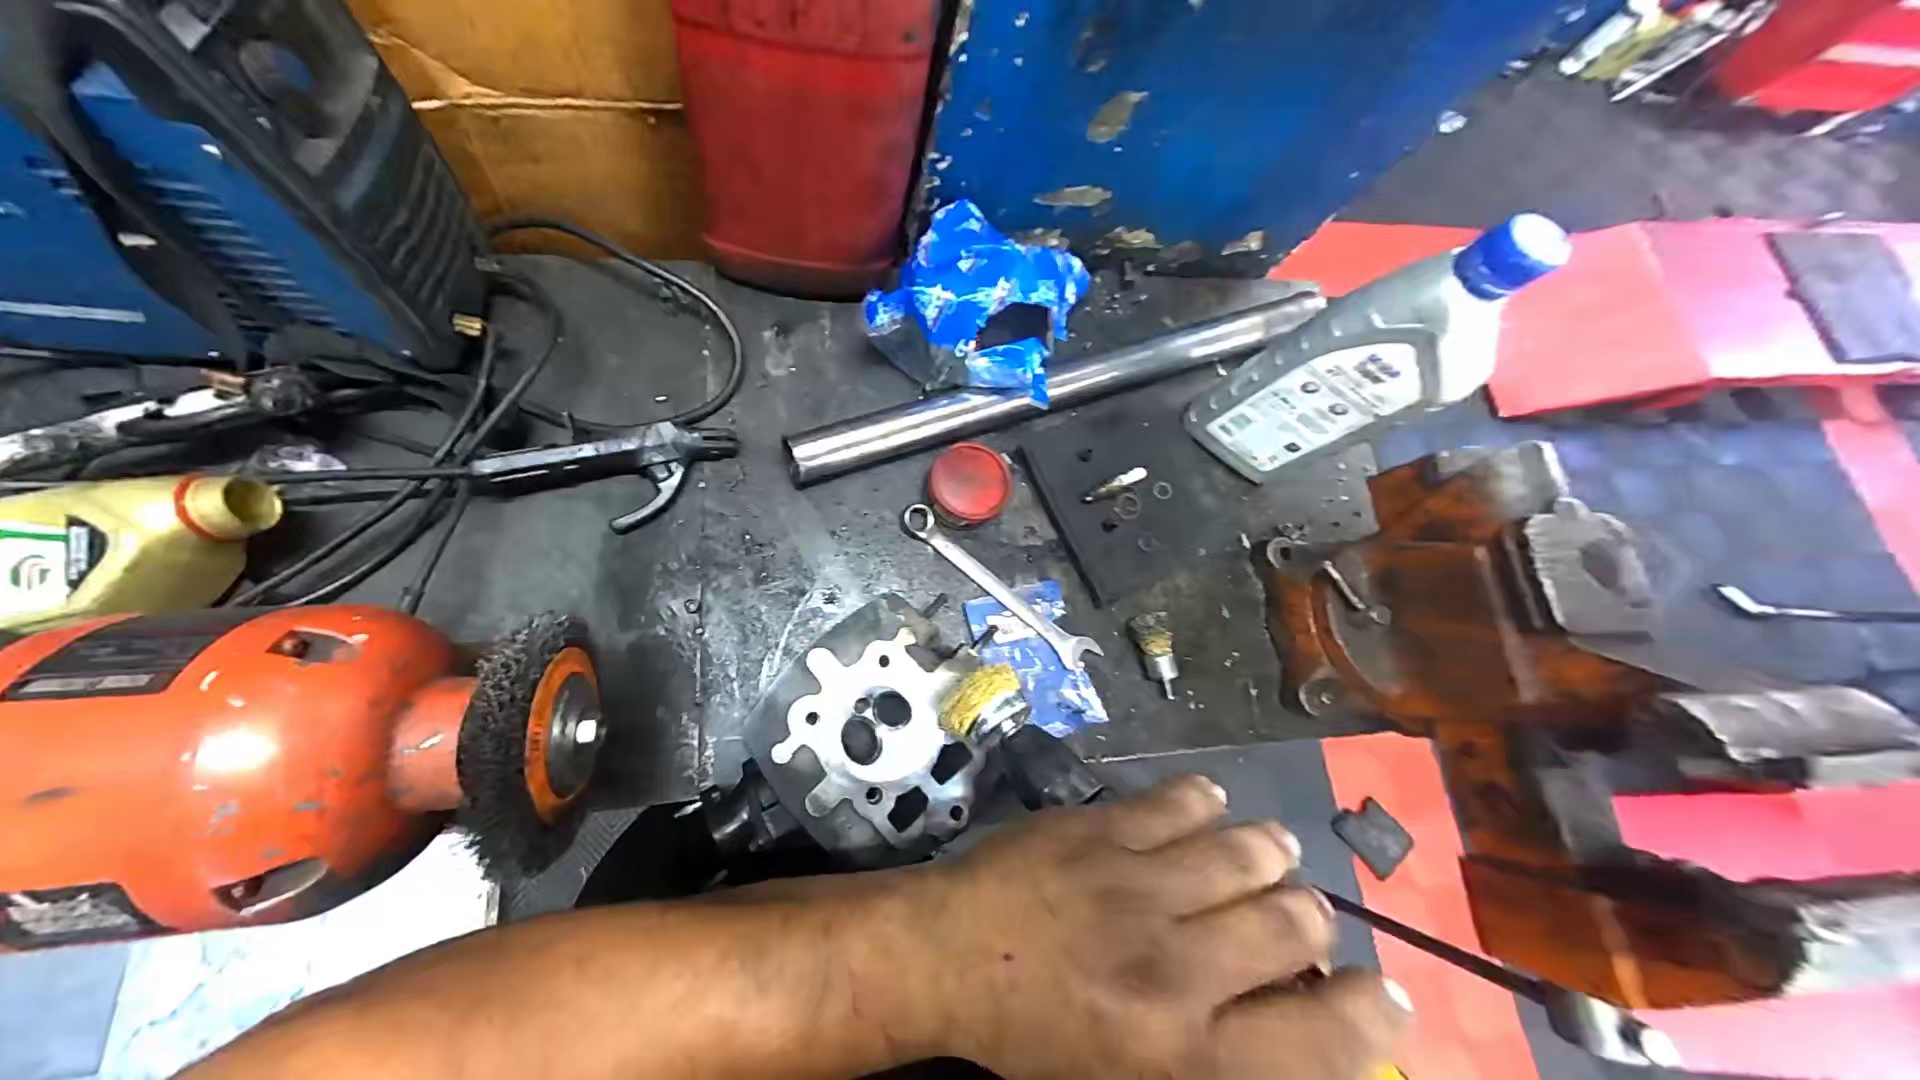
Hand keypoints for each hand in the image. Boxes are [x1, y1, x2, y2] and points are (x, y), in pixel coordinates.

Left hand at [901, 775, 1411, 1078]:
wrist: (950, 958)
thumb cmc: (1035, 1038)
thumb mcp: (1132, 1078)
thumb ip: (1222, 1053)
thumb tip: (1290, 1016)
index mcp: (1189, 1051)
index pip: (1325, 1038)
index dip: (1373, 1015)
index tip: (1385, 994)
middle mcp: (1176, 963)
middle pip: (1292, 922)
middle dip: (1309, 917)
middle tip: (1297, 912)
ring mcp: (1136, 882)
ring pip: (1245, 850)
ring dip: (1269, 851)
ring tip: (1269, 851)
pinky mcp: (1101, 828)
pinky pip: (1178, 802)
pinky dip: (1205, 802)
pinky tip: (1209, 806)